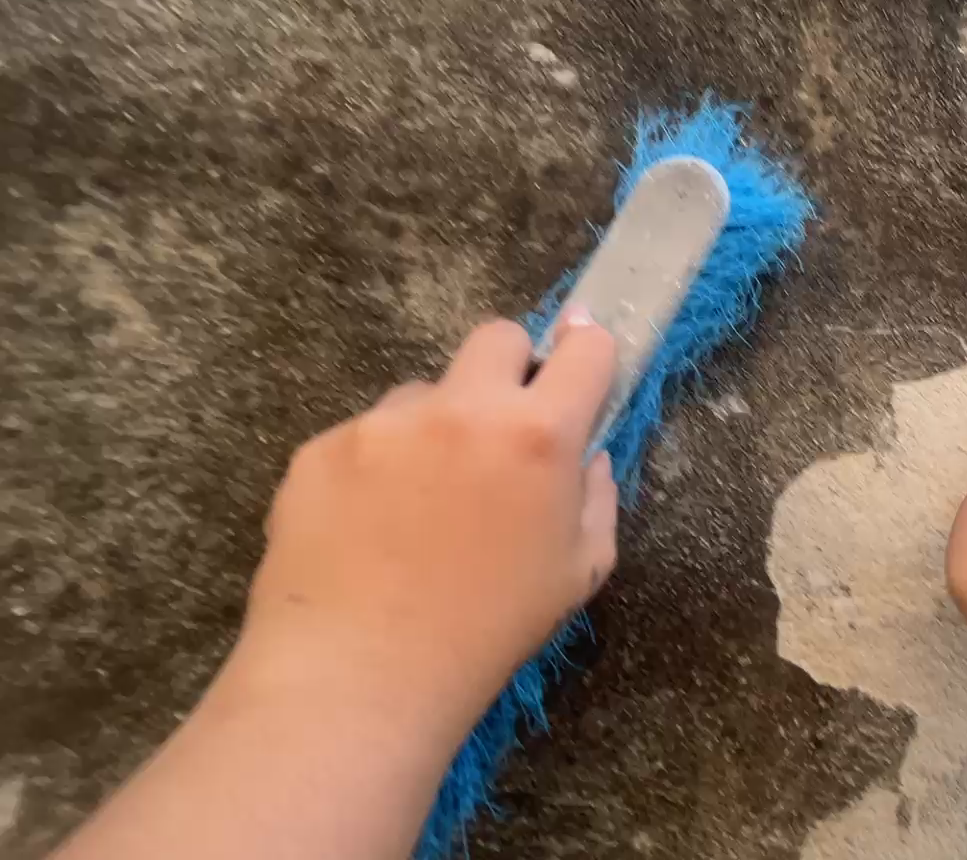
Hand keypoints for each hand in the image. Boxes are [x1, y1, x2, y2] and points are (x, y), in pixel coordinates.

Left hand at [232, 313, 619, 732]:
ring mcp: (385, 424)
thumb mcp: (586, 565)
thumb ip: (598, 493)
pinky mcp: (321, 448)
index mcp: (540, 434)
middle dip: (514, 367)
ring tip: (426, 495)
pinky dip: (386, 458)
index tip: (583, 370)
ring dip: (443, 422)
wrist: (360, 680)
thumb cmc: (495, 625)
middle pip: (499, 336)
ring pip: (429, 390)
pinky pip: (371, 430)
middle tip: (504, 427)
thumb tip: (584, 455)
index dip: (591, 351)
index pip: (585, 348)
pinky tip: (376, 519)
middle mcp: (465, 410)